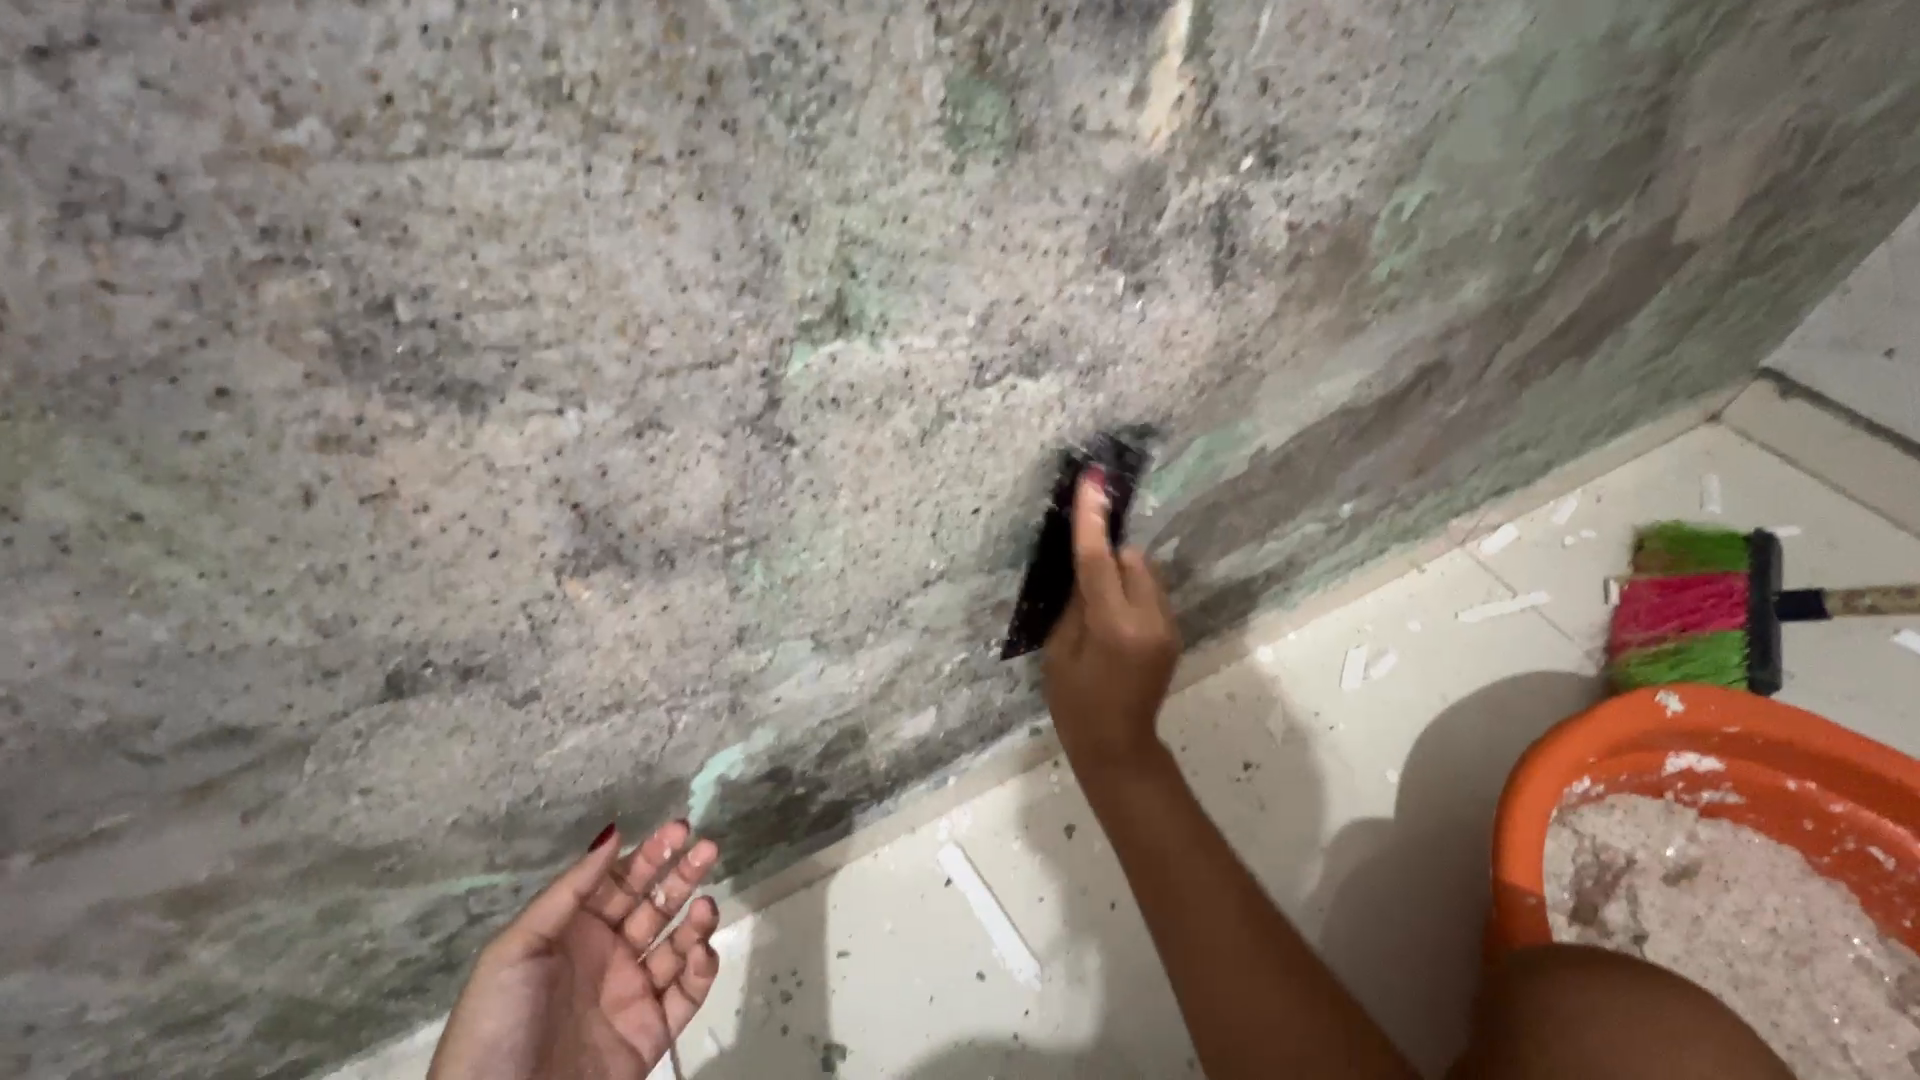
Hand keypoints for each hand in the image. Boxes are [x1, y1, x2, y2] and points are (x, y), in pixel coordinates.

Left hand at [428, 822, 721, 1079]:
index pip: (621, 881)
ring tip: (705, 907)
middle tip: (707, 849)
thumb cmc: (497, 1024)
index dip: (650, 854)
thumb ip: (569, 890)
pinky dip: (701, 969)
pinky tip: (700, 951)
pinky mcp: (652, 1032)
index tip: (679, 830)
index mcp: (573, 933)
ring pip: (677, 944)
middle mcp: (607, 955)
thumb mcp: (516, 949)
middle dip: (682, 875)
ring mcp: (632, 994)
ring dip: (696, 920)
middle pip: (655, 905)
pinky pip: (687, 993)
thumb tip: (614, 833)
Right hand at [1043, 467, 1181, 770]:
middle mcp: (1149, 620)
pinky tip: (1116, 620)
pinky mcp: (1174, 631)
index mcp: (1113, 627)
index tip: (1093, 480)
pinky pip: (1152, 592)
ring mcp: (1168, 626)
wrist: (1117, 744)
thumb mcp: (1060, 651)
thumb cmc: (1074, 702)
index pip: (1100, 560)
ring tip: (1100, 606)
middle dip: (1109, 557)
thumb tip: (1088, 566)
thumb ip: (1076, 603)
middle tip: (1085, 584)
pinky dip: (1132, 592)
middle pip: (1132, 559)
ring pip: (1145, 573)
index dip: (1092, 518)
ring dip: (1122, 575)